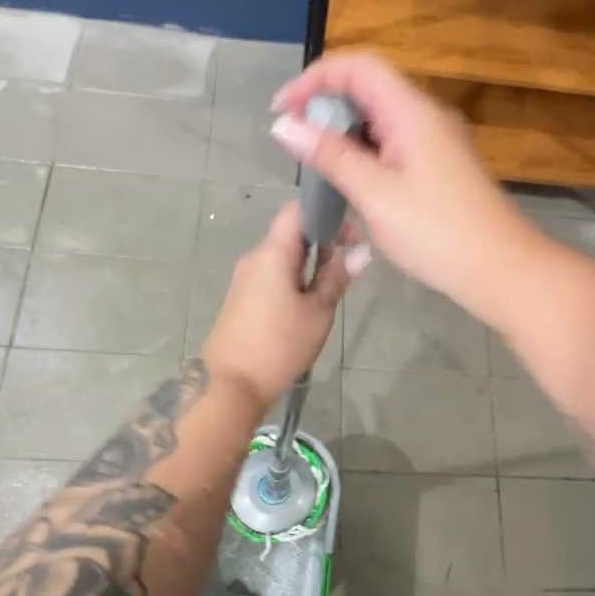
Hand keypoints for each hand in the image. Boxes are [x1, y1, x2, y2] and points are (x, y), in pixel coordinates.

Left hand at [201, 202, 364, 406]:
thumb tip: (362, 250)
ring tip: (337, 280)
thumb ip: (337, 277)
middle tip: (353, 257)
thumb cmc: (279, 345)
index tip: (352, 228)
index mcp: (272, 253)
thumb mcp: (317, 312)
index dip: (326, 211)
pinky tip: (312, 298)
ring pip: (283, 256)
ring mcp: (245, 279)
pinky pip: (273, 275)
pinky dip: (294, 277)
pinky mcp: (243, 298)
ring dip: (310, 261)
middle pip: (291, 233)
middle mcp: (255, 258)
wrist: (231, 385)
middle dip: (323, 239)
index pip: (297, 210)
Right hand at [269, 53, 542, 307]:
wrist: (501, 269)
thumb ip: (330, 156)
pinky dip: (365, 151)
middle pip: (369, 87)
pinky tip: (350, 181)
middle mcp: (427, 115)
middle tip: (296, 141)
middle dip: (326, 105)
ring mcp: (437, 141)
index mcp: (412, 110)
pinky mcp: (441, 166)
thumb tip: (285, 124)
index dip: (314, 77)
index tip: (282, 110)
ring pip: (381, 118)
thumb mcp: (376, 194)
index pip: (358, 66)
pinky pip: (395, 142)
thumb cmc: (438, 232)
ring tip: (316, 163)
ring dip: (344, 132)